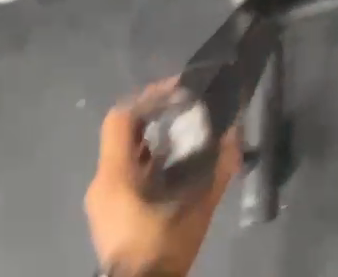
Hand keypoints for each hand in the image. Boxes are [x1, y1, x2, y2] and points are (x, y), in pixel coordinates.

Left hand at [84, 81, 240, 276]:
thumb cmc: (163, 248)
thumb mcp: (197, 209)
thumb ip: (218, 170)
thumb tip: (236, 133)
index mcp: (115, 176)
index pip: (121, 118)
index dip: (148, 97)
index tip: (178, 90)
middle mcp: (102, 183)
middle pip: (124, 134)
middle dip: (155, 117)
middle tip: (187, 111)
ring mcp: (101, 201)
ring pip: (124, 155)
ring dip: (152, 141)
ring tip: (185, 137)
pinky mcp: (107, 215)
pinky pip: (124, 175)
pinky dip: (147, 163)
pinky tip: (174, 169)